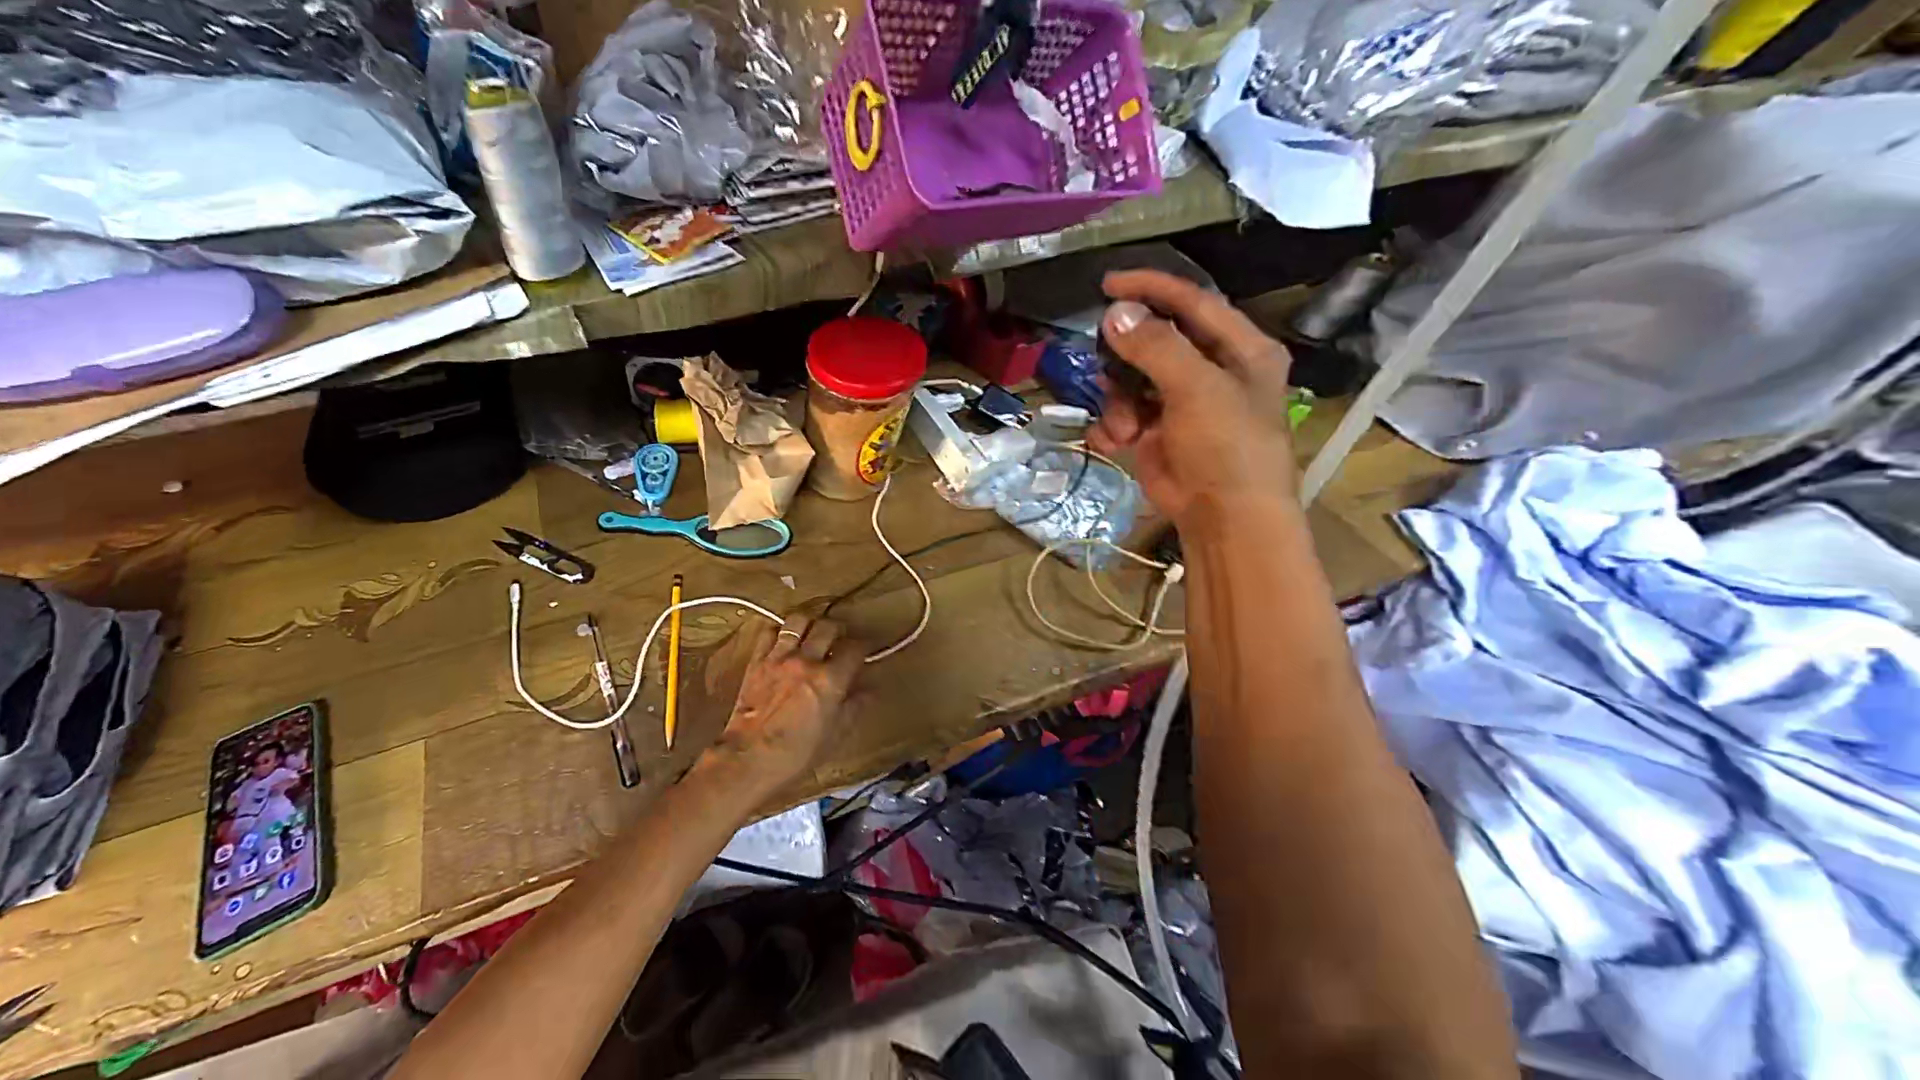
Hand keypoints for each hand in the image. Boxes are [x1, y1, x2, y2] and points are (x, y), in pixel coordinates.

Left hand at [701, 614, 862, 795]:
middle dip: (838, 630)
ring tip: (811, 633)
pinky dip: (779, 631)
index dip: (864, 646)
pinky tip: (784, 640)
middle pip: (828, 627)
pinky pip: (769, 633)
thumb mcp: (836, 734)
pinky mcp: (757, 662)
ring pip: (798, 621)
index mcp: (831, 680)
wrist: (750, 760)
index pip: (855, 648)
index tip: (865, 650)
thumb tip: (869, 690)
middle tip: (839, 639)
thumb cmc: (797, 754)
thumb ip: (855, 706)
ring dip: (809, 624)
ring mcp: (779, 658)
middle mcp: (807, 662)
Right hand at [1089, 270, 1298, 523]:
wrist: (1225, 519)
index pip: (1193, 302)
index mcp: (1240, 349)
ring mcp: (1183, 403)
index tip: (1109, 283)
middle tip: (1103, 357)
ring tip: (1123, 425)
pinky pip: (1125, 413)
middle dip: (1127, 353)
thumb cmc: (1227, 447)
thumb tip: (1116, 313)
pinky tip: (1113, 441)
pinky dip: (1114, 426)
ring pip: (1134, 379)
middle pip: (1158, 340)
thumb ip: (1156, 346)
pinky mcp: (1159, 433)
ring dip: (1119, 399)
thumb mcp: (1196, 388)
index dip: (1152, 288)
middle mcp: (1213, 370)